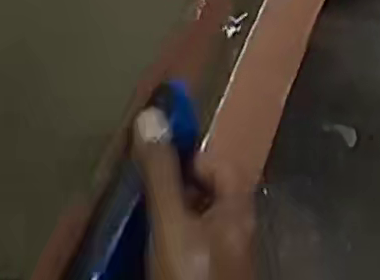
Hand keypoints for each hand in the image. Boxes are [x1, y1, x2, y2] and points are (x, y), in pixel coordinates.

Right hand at [133, 107, 257, 279]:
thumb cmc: (191, 279)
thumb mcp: (171, 222)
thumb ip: (160, 171)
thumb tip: (150, 115)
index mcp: (238, 214)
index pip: (221, 166)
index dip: (193, 156)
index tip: (160, 159)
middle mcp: (237, 235)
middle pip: (207, 193)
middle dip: (174, 184)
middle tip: (144, 185)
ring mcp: (225, 263)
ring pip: (196, 221)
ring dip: (169, 212)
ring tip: (141, 215)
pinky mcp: (207, 278)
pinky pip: (190, 248)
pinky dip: (169, 240)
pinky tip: (148, 249)